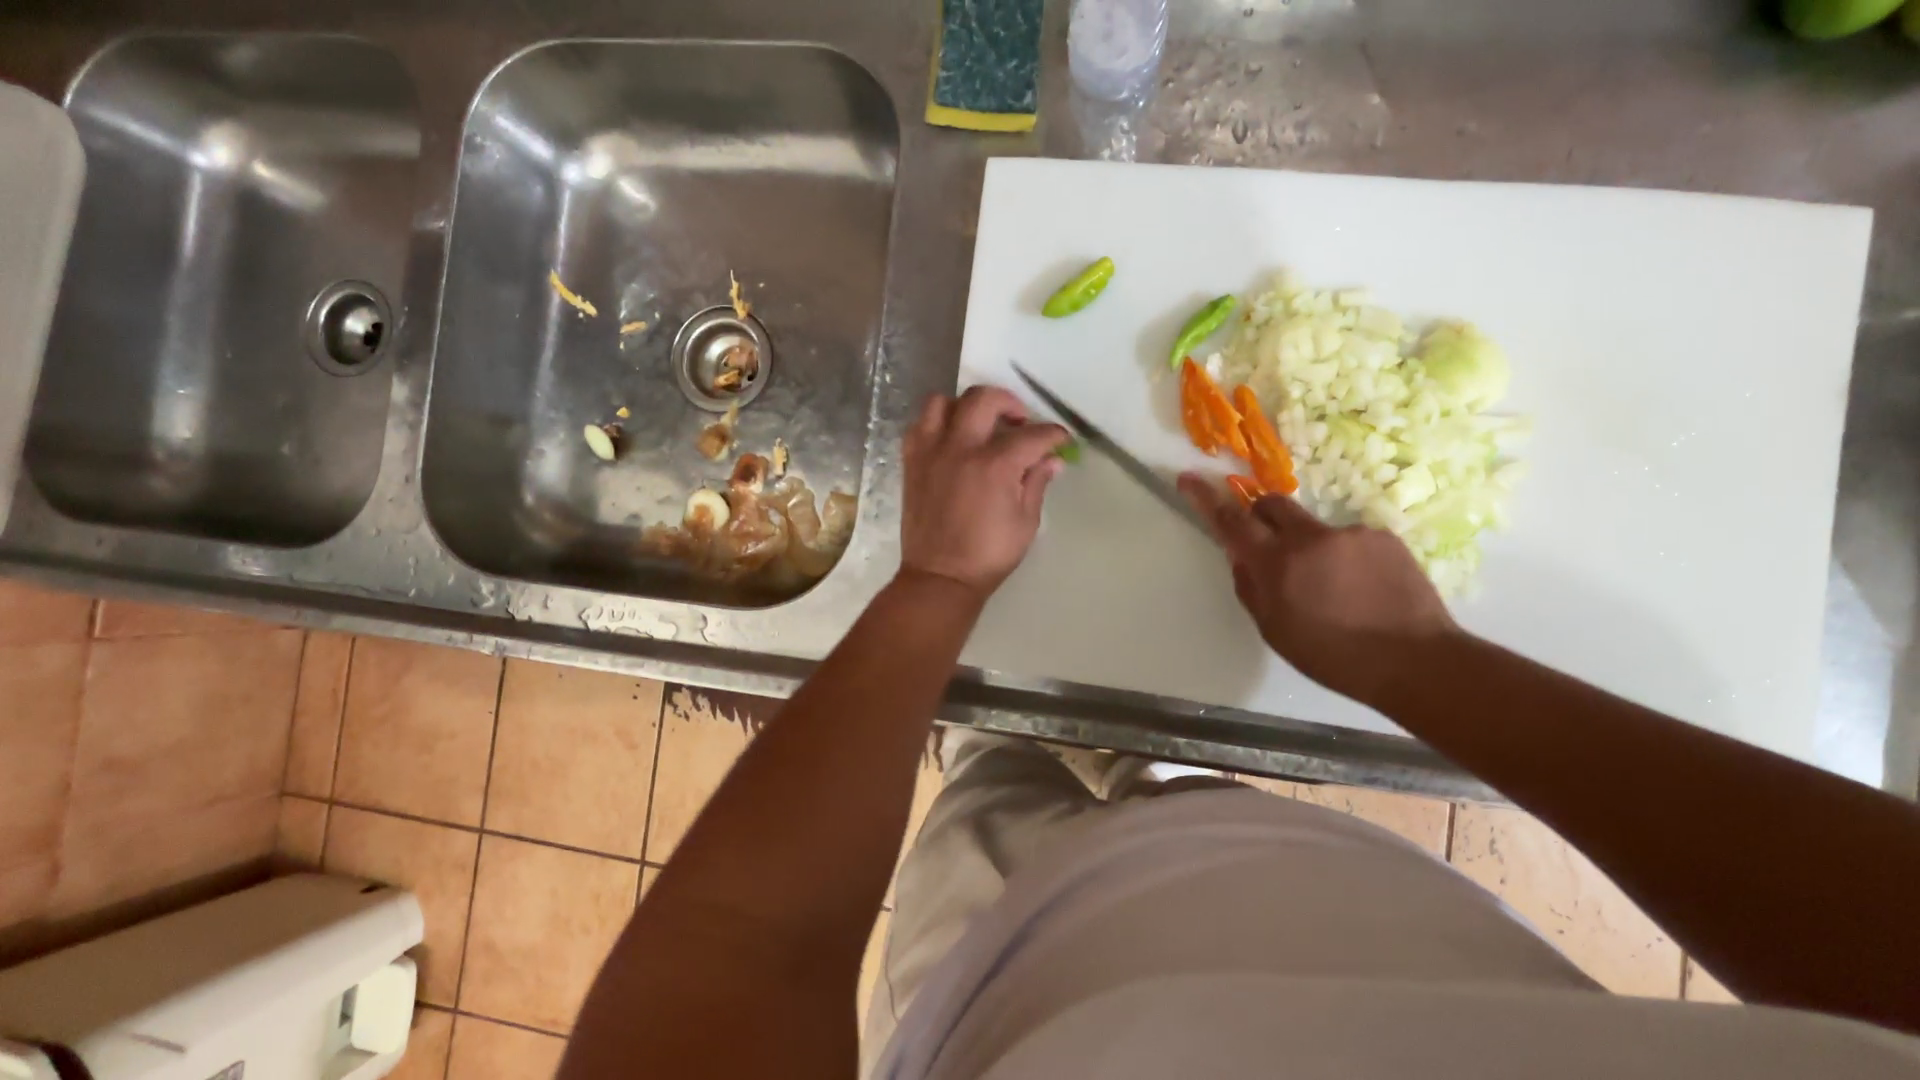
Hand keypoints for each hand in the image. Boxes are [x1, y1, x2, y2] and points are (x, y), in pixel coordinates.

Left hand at [899, 386, 1067, 599]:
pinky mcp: (912, 462)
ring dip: (966, 406)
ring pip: (943, 402)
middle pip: (985, 399)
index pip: (1033, 435)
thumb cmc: (989, 555)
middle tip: (1020, 422)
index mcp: (995, 465)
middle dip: (1010, 403)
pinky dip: (937, 423)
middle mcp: (961, 448)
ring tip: (979, 424)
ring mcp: (932, 452)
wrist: (940, 577)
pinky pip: (920, 425)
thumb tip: (1051, 460)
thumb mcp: (1026, 522)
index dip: (1053, 435)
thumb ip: (1036, 483)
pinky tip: (951, 439)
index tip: (1060, 440)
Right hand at [1179, 474, 1460, 706]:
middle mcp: (1310, 538)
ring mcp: (1350, 534)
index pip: (1232, 522)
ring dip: (1311, 549)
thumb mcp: (1275, 632)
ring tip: (1334, 591)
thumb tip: (1240, 557)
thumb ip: (1251, 588)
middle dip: (1262, 516)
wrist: (1416, 660)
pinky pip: (1351, 540)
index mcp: (1277, 564)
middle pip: (1273, 504)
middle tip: (1268, 545)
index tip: (1188, 478)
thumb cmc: (1334, 658)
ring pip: (1314, 529)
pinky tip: (1363, 591)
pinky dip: (1346, 559)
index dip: (1206, 499)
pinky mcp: (1383, 537)